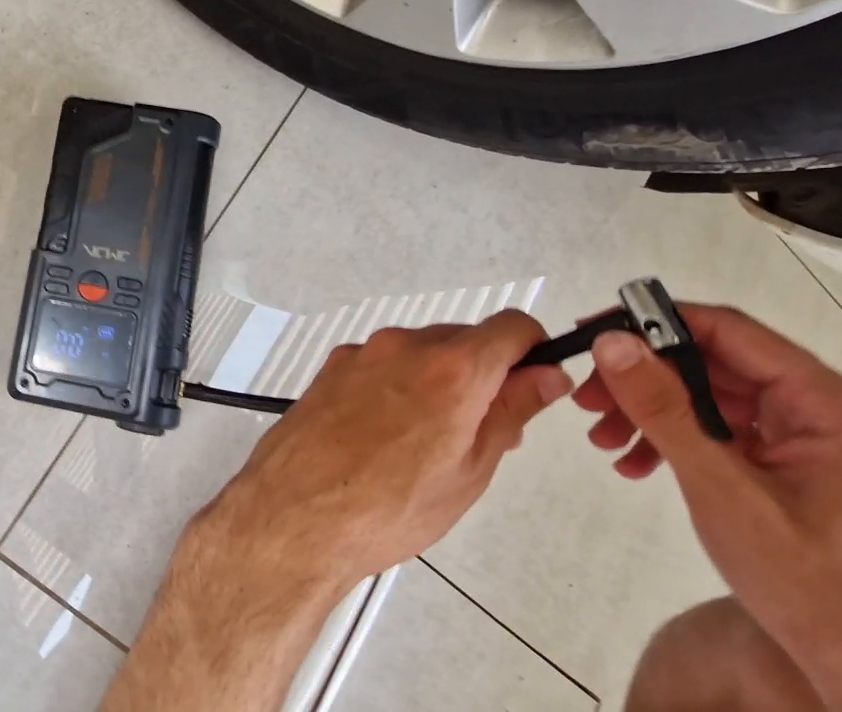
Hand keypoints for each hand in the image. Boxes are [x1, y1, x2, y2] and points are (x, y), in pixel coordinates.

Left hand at [199, 310, 571, 591]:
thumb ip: (511, 411)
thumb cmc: (388, 507)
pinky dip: (395, 386)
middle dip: (483, 375)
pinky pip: (381, 365)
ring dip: (437, 382)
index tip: (533, 383)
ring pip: (420, 353)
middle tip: (483, 431)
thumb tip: (546, 376)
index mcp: (451, 368)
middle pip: (463, 339)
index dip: (532, 352)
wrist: (295, 515)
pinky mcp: (331, 368)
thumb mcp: (470, 469)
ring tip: (429, 445)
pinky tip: (386, 436)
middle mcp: (404, 346)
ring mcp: (361, 354)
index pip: (512, 327)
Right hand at [574, 306, 841, 711]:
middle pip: (719, 367)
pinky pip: (728, 431)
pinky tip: (642, 461)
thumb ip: (664, 410)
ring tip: (607, 438)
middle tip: (590, 397)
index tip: (601, 328)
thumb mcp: (722, 492)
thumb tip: (616, 345)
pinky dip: (679, 440)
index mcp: (840, 411)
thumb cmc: (818, 594)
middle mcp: (839, 416)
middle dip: (645, 380)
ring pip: (716, 399)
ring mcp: (823, 443)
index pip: (734, 334)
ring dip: (654, 413)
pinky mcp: (805, 466)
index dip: (658, 323)